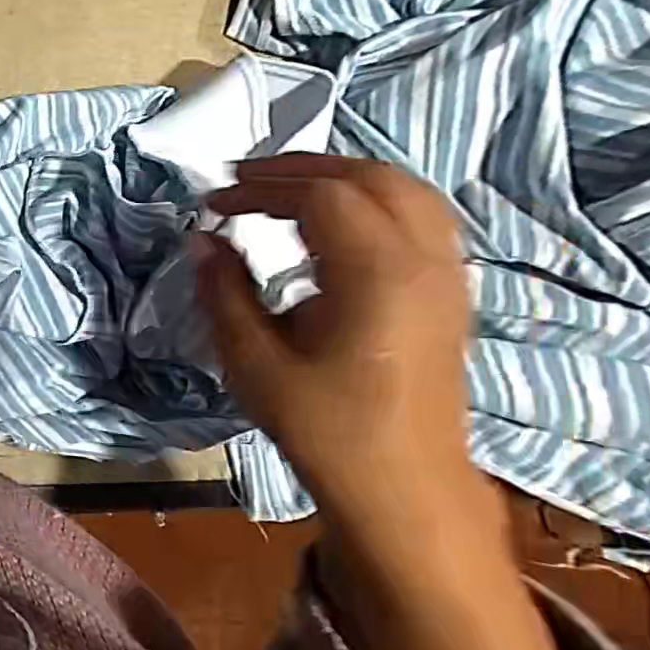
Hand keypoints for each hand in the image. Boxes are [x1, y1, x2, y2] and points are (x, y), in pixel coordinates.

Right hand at [198, 155, 574, 649]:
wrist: (400, 481)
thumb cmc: (321, 424)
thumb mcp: (252, 360)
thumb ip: (224, 290)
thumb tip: (202, 238)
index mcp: (376, 274)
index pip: (320, 195)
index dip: (260, 188)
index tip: (212, 202)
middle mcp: (424, 259)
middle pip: (368, 176)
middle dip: (300, 167)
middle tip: (242, 179)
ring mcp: (446, 271)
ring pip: (403, 188)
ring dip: (339, 175)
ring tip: (282, 187)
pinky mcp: (447, 288)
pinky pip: (417, 213)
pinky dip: (369, 197)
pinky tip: (332, 218)